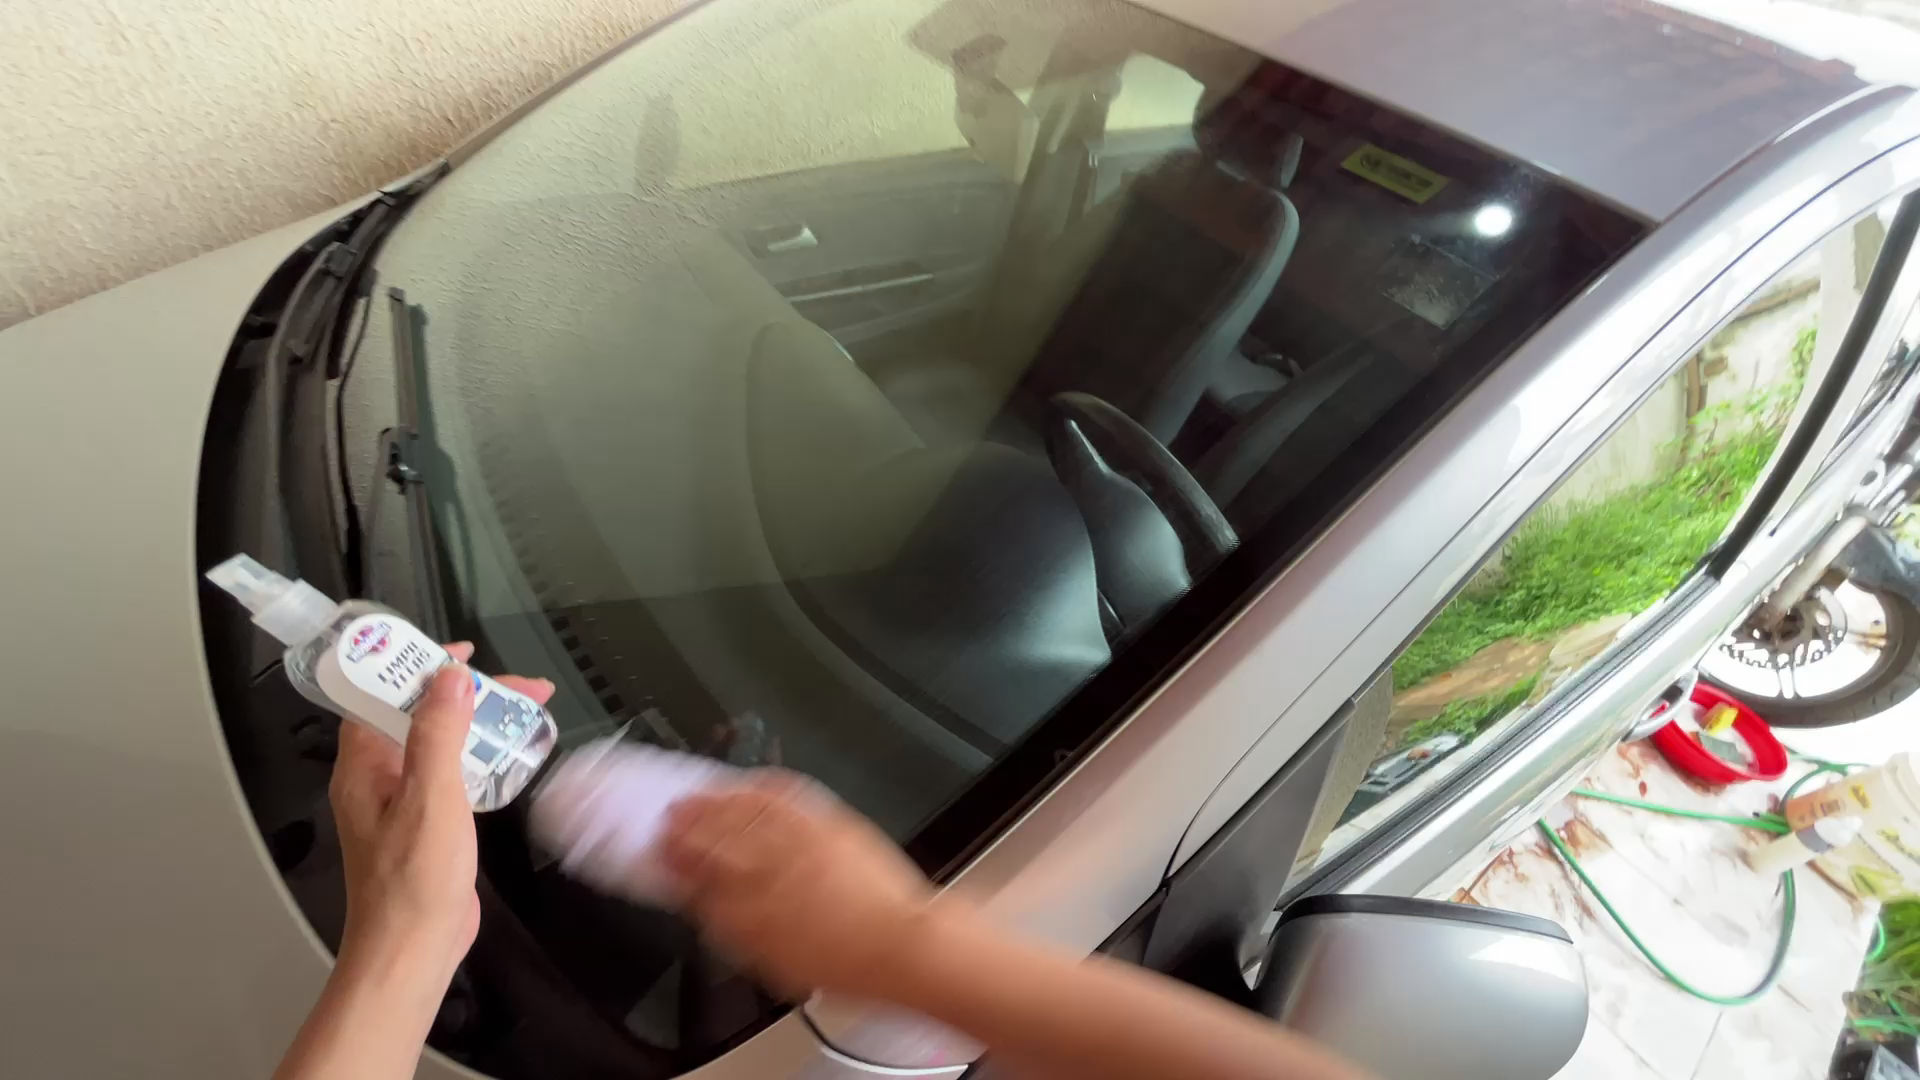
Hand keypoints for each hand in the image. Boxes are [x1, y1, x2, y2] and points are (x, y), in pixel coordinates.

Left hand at [328, 643, 553, 988]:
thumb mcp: (431, 797)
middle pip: (421, 714)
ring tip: (527, 709)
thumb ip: (438, 735)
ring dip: (481, 718)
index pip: (378, 698)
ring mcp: (405, 798)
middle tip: (522, 685)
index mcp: (364, 768)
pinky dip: (483, 748)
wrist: (416, 946)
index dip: (413, 667)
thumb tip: (449, 675)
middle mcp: (379, 777)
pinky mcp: (430, 817)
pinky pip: (455, 765)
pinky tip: (511, 750)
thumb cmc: (415, 877)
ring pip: (443, 739)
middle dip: (469, 692)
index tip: (461, 651)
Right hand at [660, 772, 940, 999]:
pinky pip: (791, 796)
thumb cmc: (845, 963)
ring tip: (696, 792)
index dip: (674, 864)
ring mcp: (803, 842)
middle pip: (717, 840)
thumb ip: (734, 927)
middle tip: (666, 815)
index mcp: (754, 914)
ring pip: (747, 812)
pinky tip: (751, 780)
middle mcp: (774, 873)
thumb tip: (708, 905)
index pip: (700, 880)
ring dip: (716, 800)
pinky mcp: (831, 823)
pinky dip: (765, 784)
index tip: (659, 853)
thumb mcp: (774, 960)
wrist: (900, 943)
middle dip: (686, 826)